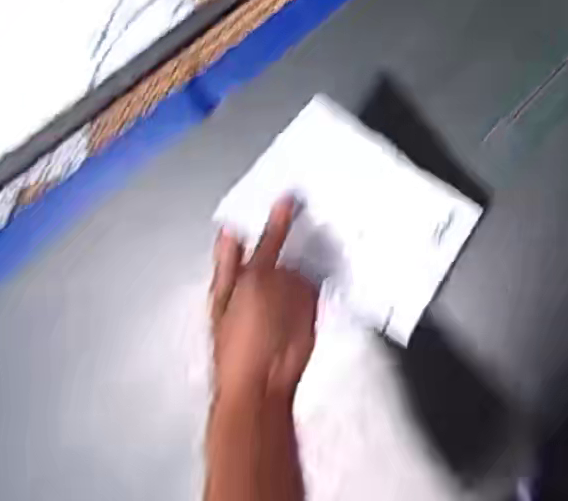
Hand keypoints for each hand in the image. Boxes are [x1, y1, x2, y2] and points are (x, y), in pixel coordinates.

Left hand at [210, 196, 319, 405]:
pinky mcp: (306, 298)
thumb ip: (268, 245)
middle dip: (289, 220)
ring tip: (327, 209)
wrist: (266, 379)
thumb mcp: (252, 282)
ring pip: (299, 253)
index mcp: (230, 276)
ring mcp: (282, 289)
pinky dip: (328, 257)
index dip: (255, 212)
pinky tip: (337, 240)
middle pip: (274, 241)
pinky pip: (320, 269)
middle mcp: (256, 279)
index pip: (241, 235)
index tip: (274, 188)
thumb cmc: (242, 342)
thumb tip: (279, 211)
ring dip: (312, 237)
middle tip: (306, 193)